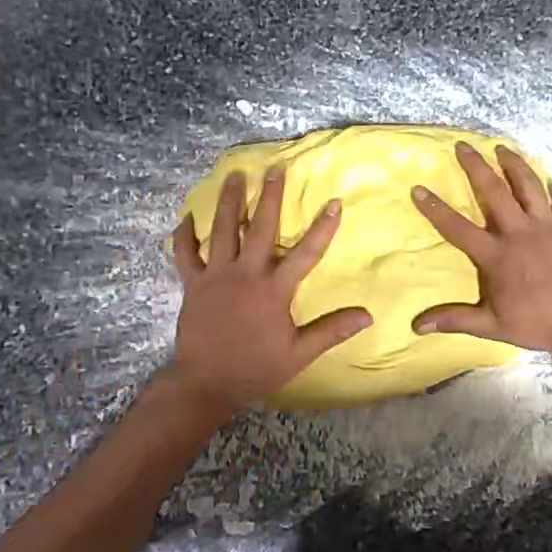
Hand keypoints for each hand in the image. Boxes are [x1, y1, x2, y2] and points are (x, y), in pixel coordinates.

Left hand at [168, 167, 372, 414]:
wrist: (206, 383)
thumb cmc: (256, 369)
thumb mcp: (299, 354)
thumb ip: (331, 331)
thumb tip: (367, 316)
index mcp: (274, 290)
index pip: (305, 253)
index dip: (323, 227)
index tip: (334, 203)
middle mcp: (245, 274)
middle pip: (259, 227)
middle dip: (269, 196)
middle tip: (275, 168)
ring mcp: (216, 276)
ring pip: (222, 230)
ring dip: (229, 201)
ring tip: (234, 175)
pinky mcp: (192, 284)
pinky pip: (185, 254)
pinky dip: (184, 235)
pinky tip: (186, 217)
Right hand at [410, 143, 551, 362]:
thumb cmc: (536, 324)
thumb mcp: (491, 325)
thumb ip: (454, 320)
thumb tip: (417, 326)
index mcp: (495, 255)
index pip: (457, 227)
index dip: (435, 208)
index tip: (418, 188)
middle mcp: (518, 233)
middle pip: (493, 191)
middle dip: (475, 166)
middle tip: (463, 146)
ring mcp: (546, 227)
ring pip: (528, 186)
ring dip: (514, 164)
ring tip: (502, 148)